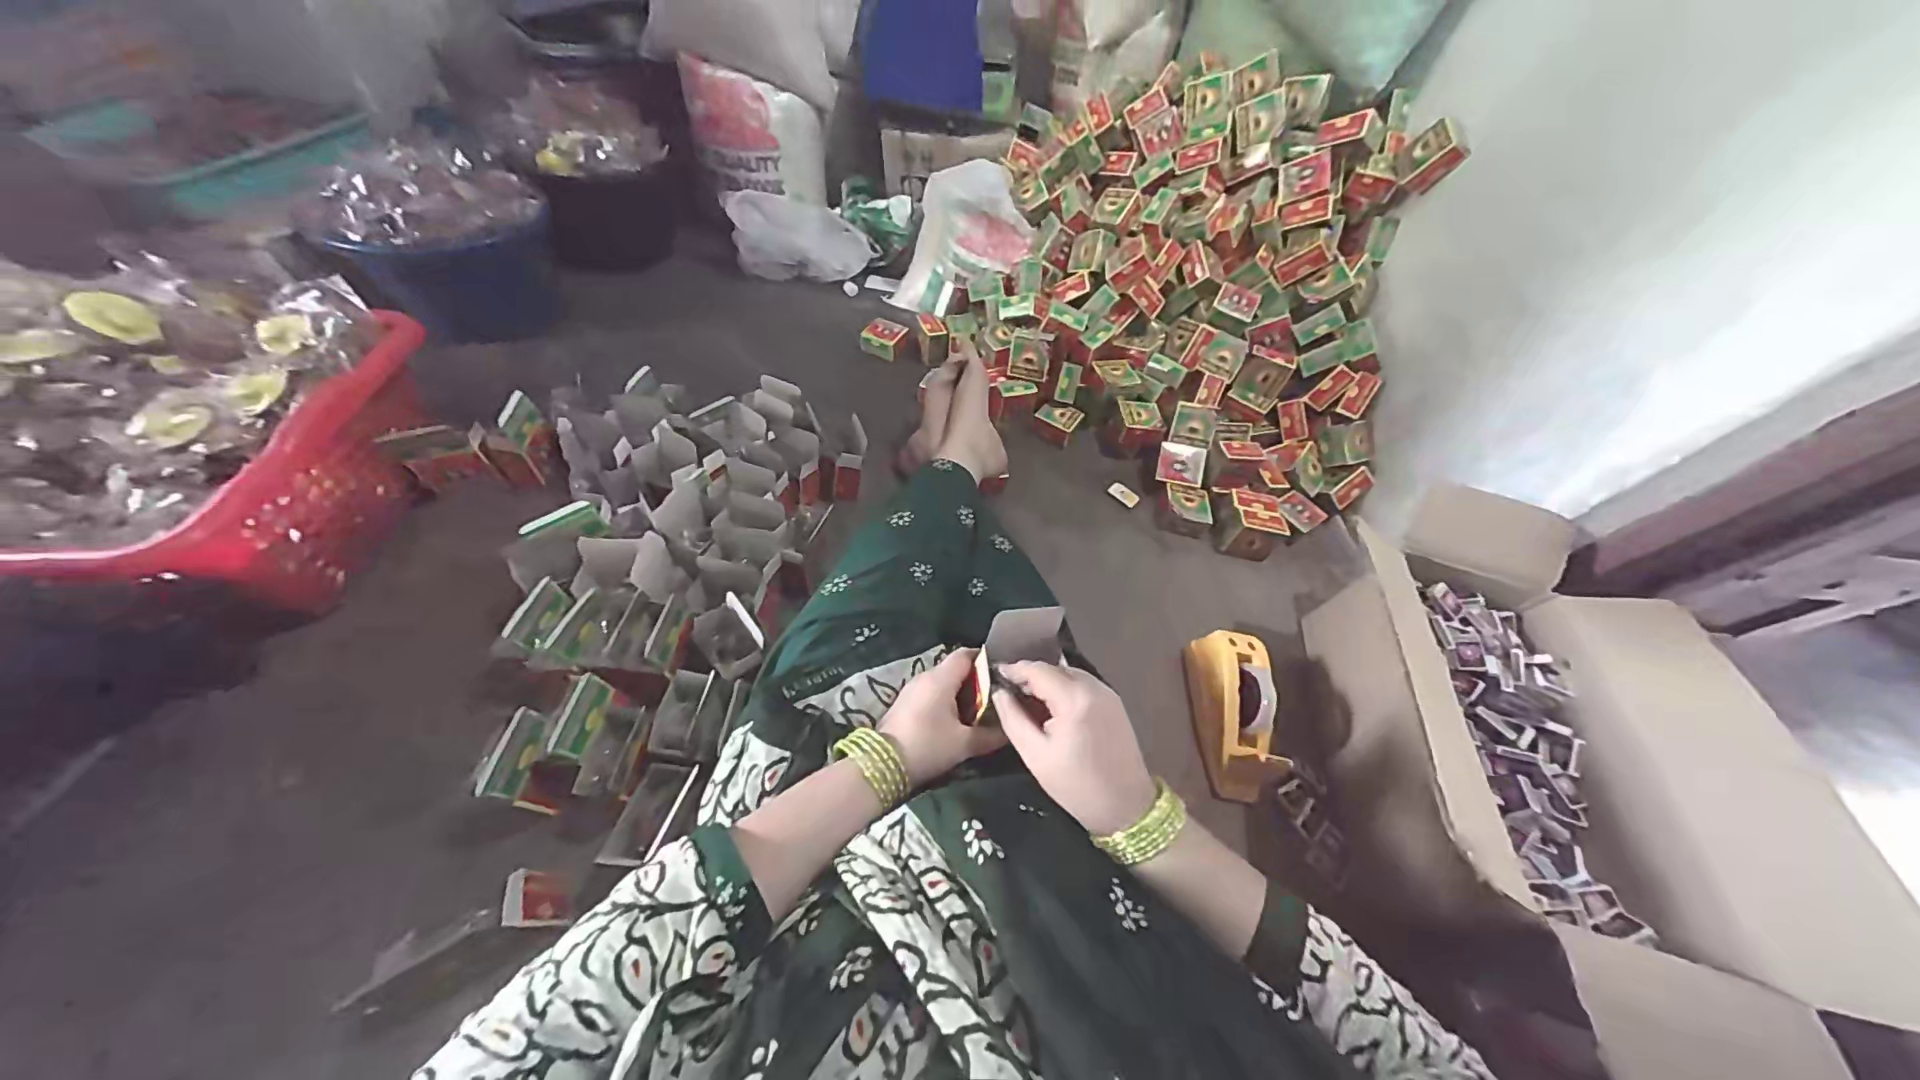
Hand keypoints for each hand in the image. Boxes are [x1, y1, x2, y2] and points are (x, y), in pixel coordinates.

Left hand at [877, 649, 1007, 786]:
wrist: (882, 765)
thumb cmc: (928, 746)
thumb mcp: (964, 744)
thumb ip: (990, 735)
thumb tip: (1010, 731)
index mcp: (941, 679)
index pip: (965, 654)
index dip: (984, 659)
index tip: (1000, 674)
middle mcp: (925, 677)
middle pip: (954, 669)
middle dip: (975, 681)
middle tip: (994, 699)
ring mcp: (911, 690)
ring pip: (942, 683)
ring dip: (959, 694)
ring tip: (977, 713)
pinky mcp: (903, 704)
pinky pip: (930, 694)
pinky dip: (945, 702)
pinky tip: (954, 722)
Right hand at [994, 662, 1156, 835]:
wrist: (1126, 807)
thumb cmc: (1076, 786)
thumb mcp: (1035, 754)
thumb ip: (1013, 718)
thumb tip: (999, 692)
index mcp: (1075, 698)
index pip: (1037, 669)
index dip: (1013, 669)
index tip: (994, 675)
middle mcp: (1094, 687)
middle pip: (1053, 667)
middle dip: (1029, 675)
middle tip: (1007, 690)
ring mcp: (1107, 693)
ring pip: (1068, 673)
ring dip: (1047, 681)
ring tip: (1026, 699)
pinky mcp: (1114, 702)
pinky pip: (1081, 684)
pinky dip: (1063, 688)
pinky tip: (1052, 707)